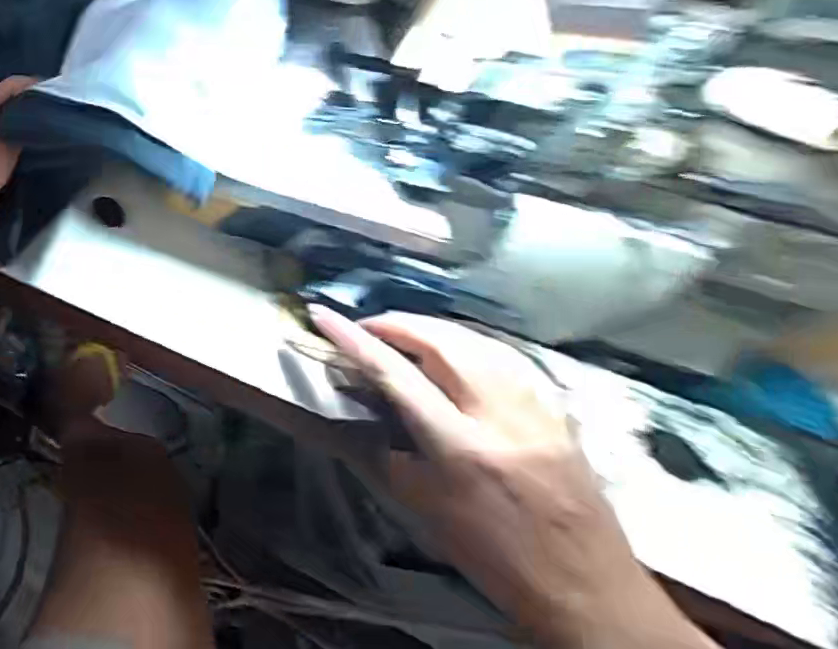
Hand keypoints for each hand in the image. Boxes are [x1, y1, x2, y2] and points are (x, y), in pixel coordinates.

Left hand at [0, 76, 37, 260]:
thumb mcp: (3, 157)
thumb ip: (18, 136)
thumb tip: (27, 125)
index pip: (9, 85)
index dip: (32, 86)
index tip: (53, 94)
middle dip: (20, 103)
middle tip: (44, 114)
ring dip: (6, 120)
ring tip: (29, 131)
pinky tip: (4, 146)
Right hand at [309, 308, 716, 648]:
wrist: (589, 596)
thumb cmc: (488, 553)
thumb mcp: (418, 500)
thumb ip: (382, 442)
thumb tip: (351, 399)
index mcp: (460, 447)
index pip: (394, 374)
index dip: (352, 338)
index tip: (320, 314)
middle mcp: (502, 421)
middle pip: (443, 344)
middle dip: (396, 324)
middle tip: (365, 328)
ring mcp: (539, 416)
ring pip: (480, 344)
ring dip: (433, 329)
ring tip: (404, 333)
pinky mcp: (562, 419)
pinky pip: (512, 362)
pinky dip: (474, 344)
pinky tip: (458, 349)